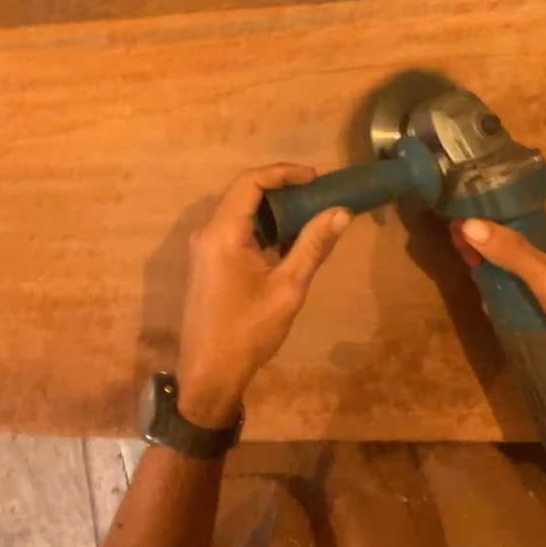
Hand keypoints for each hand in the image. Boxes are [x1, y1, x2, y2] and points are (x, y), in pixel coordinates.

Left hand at [176, 165, 351, 428]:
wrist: (209, 373)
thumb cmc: (248, 331)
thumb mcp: (288, 288)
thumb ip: (313, 246)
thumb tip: (341, 212)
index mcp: (222, 233)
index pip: (250, 182)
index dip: (283, 172)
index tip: (315, 178)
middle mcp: (207, 232)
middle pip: (242, 192)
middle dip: (280, 188)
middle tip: (317, 194)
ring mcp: (204, 247)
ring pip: (239, 211)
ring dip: (272, 208)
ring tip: (308, 214)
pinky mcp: (208, 261)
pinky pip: (234, 230)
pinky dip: (261, 226)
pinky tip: (287, 240)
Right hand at [454, 207, 545, 390]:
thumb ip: (511, 251)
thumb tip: (467, 222)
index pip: (532, 206)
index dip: (496, 213)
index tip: (465, 225)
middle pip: (532, 232)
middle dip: (498, 243)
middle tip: (468, 257)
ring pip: (538, 257)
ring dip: (509, 266)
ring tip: (479, 277)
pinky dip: (525, 284)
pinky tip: (504, 300)